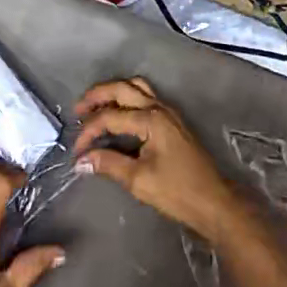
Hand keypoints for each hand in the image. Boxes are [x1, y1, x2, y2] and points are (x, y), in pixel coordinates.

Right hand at [73, 78, 251, 243]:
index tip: (75, 153)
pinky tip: (117, 116)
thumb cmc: (176, 190)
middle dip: (97, 95)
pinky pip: (145, 98)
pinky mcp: (171, 121)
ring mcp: (168, 112)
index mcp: (151, 120)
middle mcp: (160, 108)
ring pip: (136, 88)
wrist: (211, 198)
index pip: (110, 116)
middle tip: (76, 110)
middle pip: (123, 89)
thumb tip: (82, 160)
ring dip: (114, 94)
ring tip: (94, 109)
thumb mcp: (138, 180)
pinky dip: (127, 100)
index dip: (88, 132)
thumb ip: (109, 164)